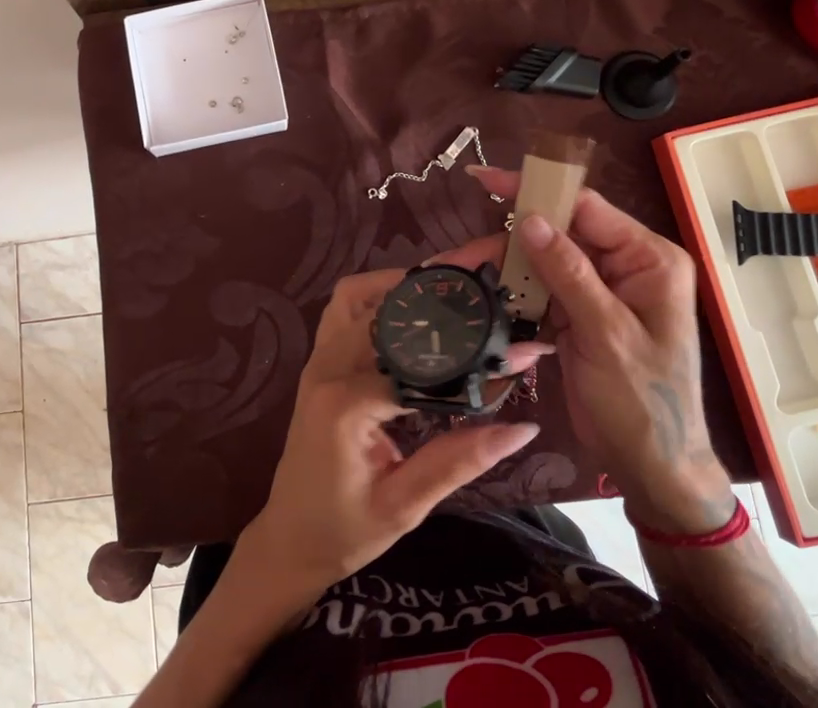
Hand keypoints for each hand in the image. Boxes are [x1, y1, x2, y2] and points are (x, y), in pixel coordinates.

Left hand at [236, 236, 544, 603]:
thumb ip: (458, 462)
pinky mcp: (318, 363)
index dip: (479, 350)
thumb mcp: (405, 505)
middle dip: (445, 288)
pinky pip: (346, 310)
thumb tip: (522, 428)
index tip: (526, 343)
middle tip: (496, 278)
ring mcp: (317, 361)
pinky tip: (417, 310)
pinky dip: (381, 296)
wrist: (290, 539)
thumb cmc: (343, 532)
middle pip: (391, 309)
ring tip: (458, 288)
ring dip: (408, 283)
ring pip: (361, 295)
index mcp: (346, 404)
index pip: (421, 359)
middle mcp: (326, 369)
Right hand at [470, 166, 734, 535]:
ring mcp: (600, 292)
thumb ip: (569, 274)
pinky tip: (486, 296)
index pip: (585, 208)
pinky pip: (542, 291)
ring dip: (508, 266)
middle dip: (512, 235)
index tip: (485, 180)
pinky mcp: (580, 316)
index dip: (535, 190)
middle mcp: (626, 267)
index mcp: (648, 259)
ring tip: (465, 269)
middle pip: (561, 231)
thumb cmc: (643, 401)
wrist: (651, 465)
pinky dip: (515, 293)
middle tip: (464, 246)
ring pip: (545, 261)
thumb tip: (528, 219)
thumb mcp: (607, 334)